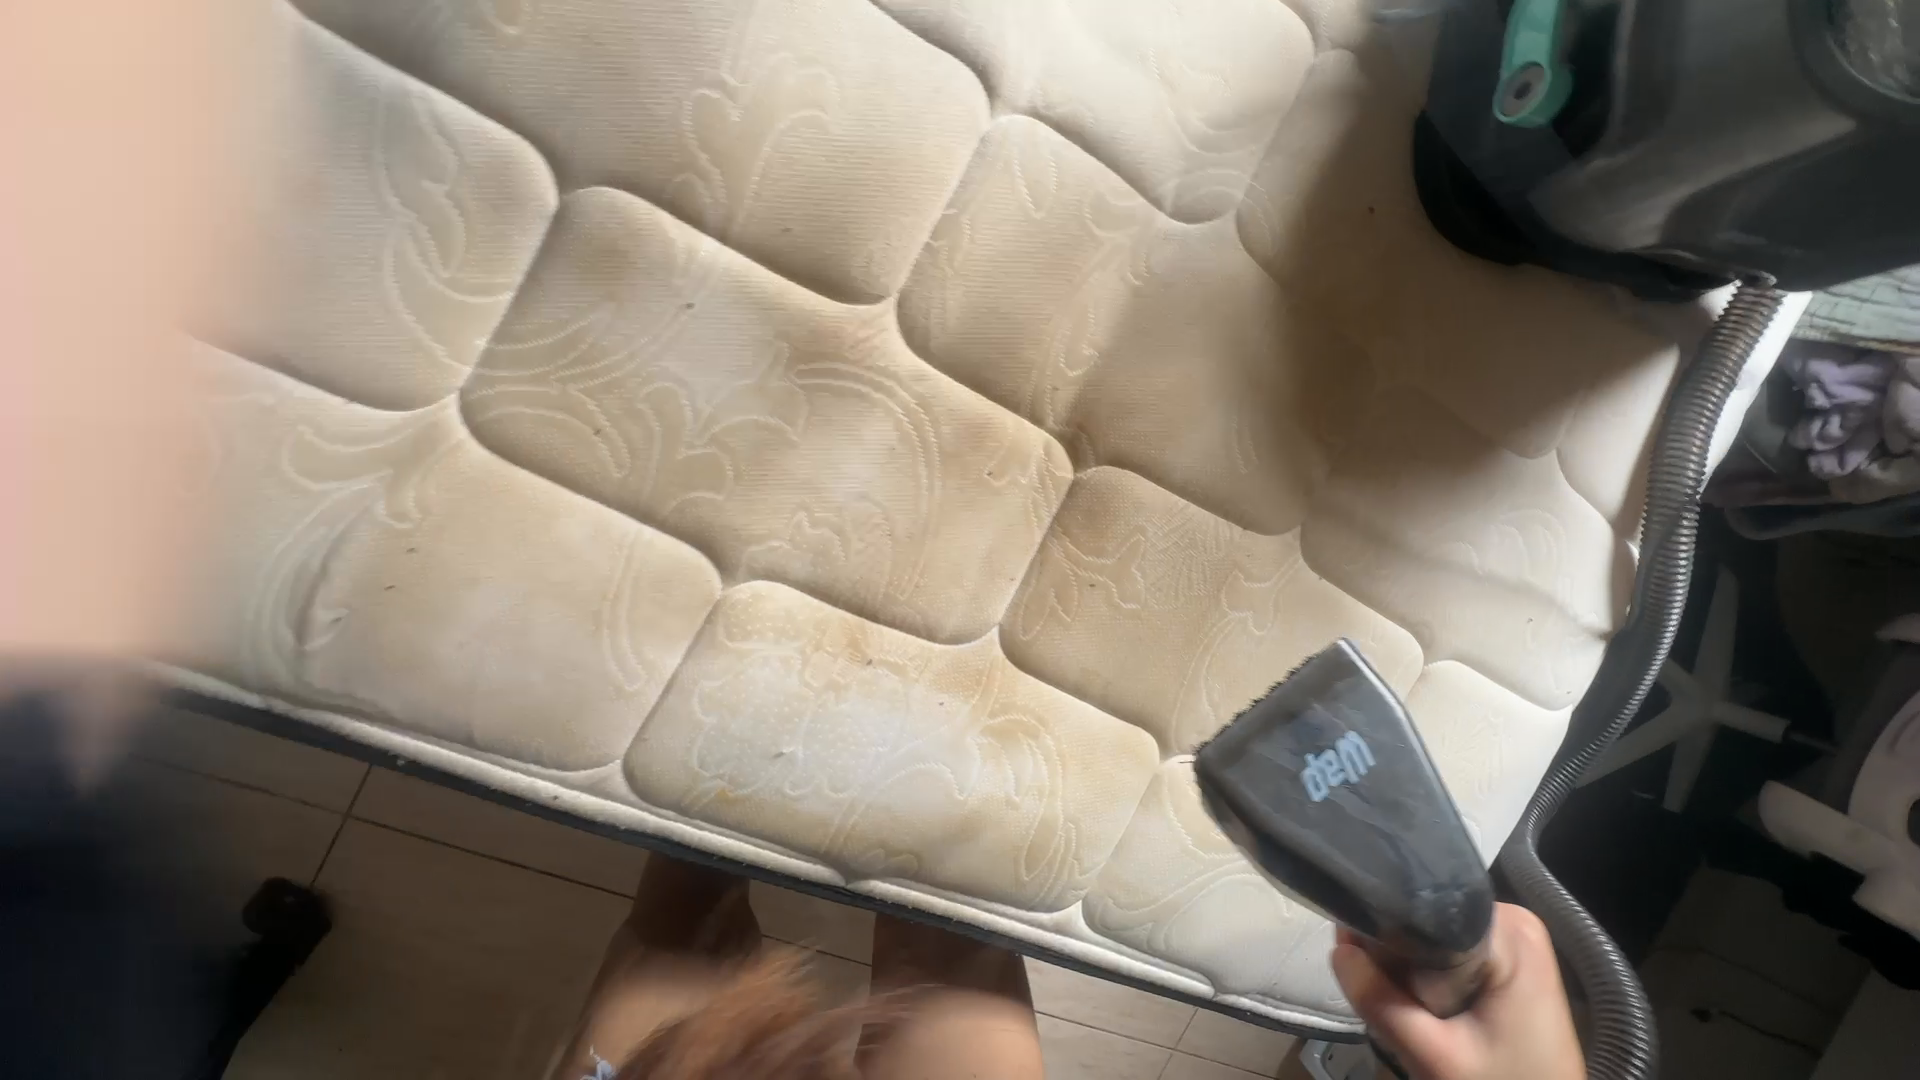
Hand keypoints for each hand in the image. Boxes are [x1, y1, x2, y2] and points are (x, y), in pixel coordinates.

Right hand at [1330, 904, 1584, 1079]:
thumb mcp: (1438, 1058)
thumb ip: (1383, 1003)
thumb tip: (1337, 949)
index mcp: (1510, 929)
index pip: (1421, 905)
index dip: (1380, 929)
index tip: (1356, 959)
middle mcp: (1512, 920)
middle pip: (1422, 916)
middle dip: (1392, 952)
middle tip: (1378, 991)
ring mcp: (1511, 938)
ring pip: (1427, 931)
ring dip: (1404, 965)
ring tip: (1402, 1004)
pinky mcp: (1504, 958)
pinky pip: (1443, 946)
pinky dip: (1422, 972)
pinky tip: (1419, 1003)